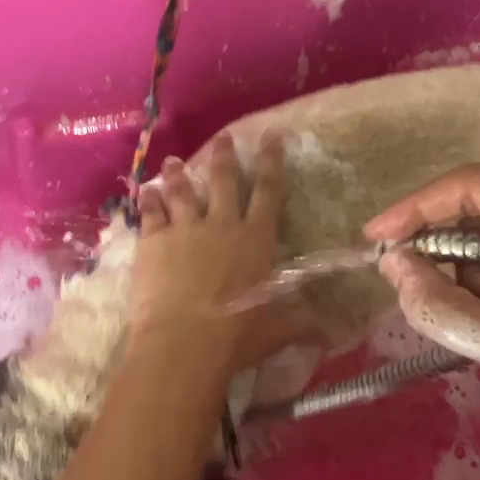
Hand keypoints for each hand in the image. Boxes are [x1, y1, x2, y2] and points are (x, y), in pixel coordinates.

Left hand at [128, 133, 297, 381]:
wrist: (182, 343)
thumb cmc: (236, 336)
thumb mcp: (277, 330)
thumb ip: (303, 324)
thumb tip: (334, 335)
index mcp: (256, 239)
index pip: (269, 192)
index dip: (272, 161)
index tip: (273, 136)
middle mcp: (221, 225)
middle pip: (224, 180)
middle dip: (225, 155)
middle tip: (224, 136)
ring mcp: (184, 229)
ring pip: (183, 191)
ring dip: (179, 174)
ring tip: (173, 160)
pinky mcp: (153, 242)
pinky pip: (151, 213)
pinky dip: (149, 200)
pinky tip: (145, 191)